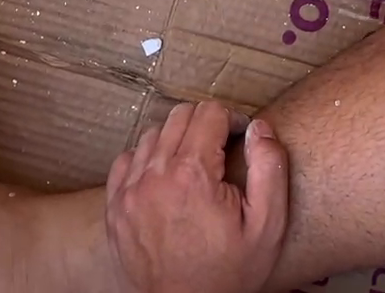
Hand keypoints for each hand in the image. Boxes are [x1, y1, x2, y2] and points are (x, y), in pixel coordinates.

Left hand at [104, 102, 289, 292]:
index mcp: (193, 174)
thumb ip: (270, 167)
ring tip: (194, 165)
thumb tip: (258, 127)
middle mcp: (155, 175)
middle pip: (181, 115)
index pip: (210, 112)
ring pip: (154, 133)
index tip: (240, 138)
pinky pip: (126, 158)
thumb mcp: (268, 225)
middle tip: (220, 150)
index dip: (232, 119)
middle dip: (205, 124)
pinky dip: (147, 158)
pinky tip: (165, 177)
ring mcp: (129, 191)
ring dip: (177, 139)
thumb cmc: (229, 273)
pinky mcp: (114, 207)